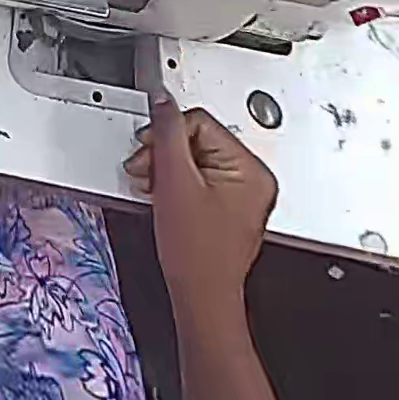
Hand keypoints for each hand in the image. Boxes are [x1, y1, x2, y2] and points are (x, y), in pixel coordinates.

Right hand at [124, 101, 277, 303]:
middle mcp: (252, 176)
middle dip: (164, 152)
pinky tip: (162, 193)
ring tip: (153, 185)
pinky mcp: (227, 203)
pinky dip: (175, 180)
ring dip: (166, 166)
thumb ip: (167, 132)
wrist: (199, 299)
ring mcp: (241, 191)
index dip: (167, 134)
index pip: (199, 122)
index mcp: (250, 167)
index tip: (148, 149)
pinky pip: (197, 174)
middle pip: (196, 138)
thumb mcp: (175, 180)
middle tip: (146, 169)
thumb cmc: (195, 253)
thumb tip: (163, 100)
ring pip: (193, 155)